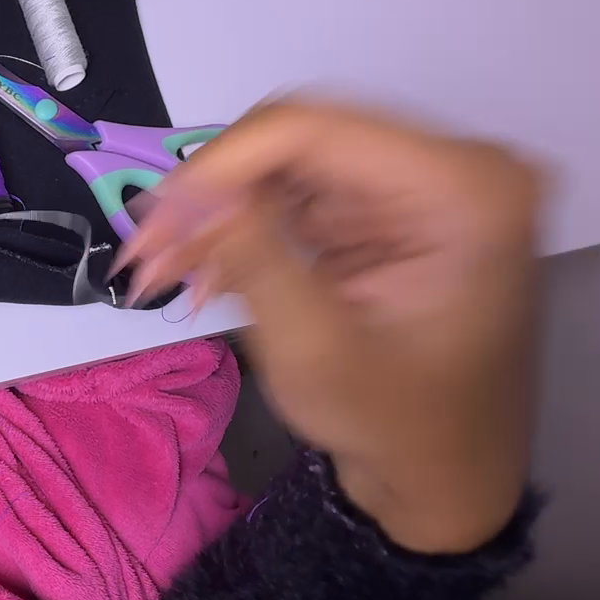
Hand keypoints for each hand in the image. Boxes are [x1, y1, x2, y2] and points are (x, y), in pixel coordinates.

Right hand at [119, 98, 543, 552]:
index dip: (214, 168)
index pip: (309, 129)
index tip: (149, 227)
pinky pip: (279, 205)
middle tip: (141, 257)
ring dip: (204, 222)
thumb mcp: (314, 346)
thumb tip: (184, 195)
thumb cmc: (393, 421)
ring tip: (154, 276)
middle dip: (202, 198)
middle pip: (287, 144)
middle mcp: (439, 169)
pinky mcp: (373, 219)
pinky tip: (195, 283)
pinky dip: (227, 240)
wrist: (440, 470)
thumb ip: (252, 257)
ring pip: (272, 173)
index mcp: (457, 186)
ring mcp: (404, 193)